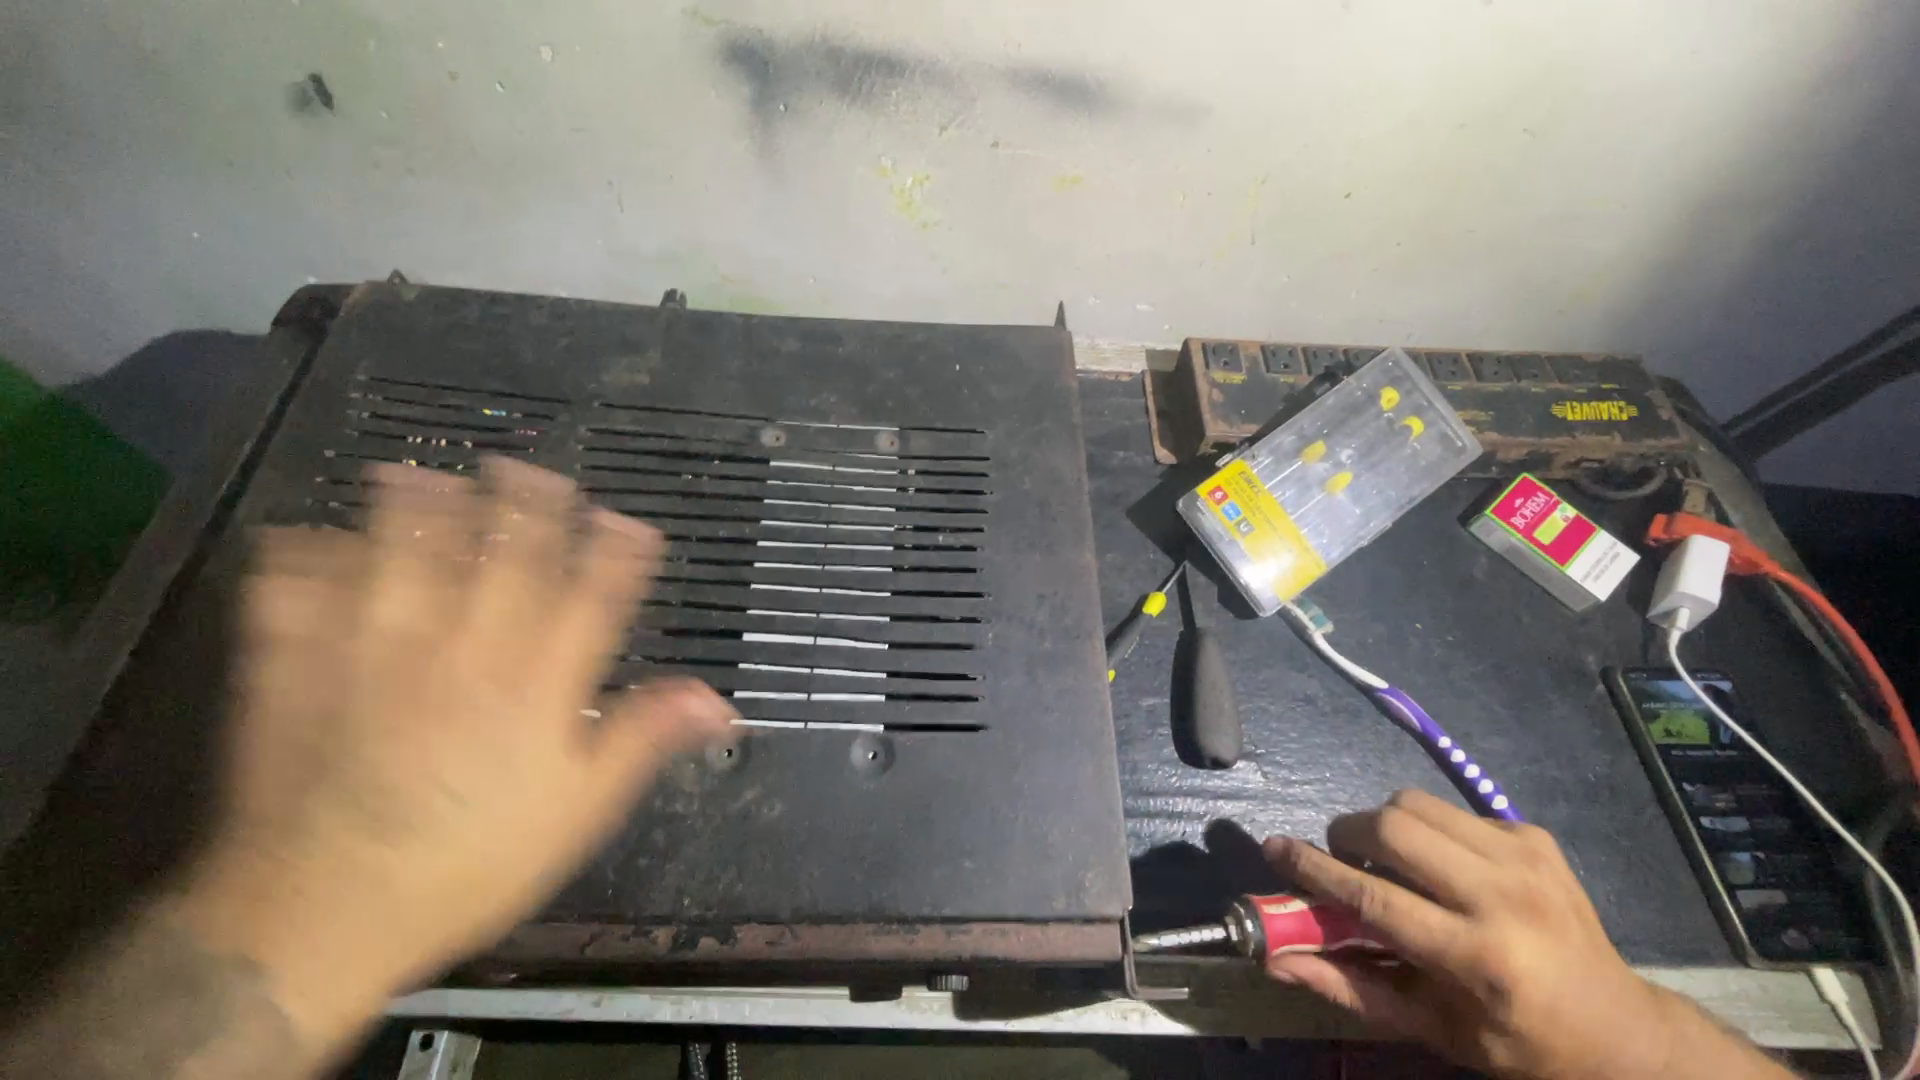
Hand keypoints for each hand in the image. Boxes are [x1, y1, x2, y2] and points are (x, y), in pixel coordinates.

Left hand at [165, 458, 735, 1052]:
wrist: (317, 918)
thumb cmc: (469, 862)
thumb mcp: (579, 812)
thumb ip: (643, 740)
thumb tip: (717, 698)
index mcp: (535, 685)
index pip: (590, 598)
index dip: (615, 554)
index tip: (629, 521)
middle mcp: (463, 651)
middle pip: (502, 559)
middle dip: (523, 508)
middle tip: (529, 468)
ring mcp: (376, 654)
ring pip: (402, 560)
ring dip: (414, 512)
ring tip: (421, 472)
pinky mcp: (300, 673)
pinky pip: (295, 601)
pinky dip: (300, 563)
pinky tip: (306, 536)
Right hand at [1264, 790, 1790, 1079]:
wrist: (1621, 1029)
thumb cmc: (1514, 1040)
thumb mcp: (1429, 1029)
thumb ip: (1347, 987)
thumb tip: (1275, 960)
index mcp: (1476, 957)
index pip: (1373, 896)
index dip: (1313, 869)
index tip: (1274, 849)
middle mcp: (1502, 897)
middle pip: (1391, 827)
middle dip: (1347, 834)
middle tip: (1344, 860)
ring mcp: (1524, 858)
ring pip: (1413, 803)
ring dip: (1383, 826)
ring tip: (1392, 862)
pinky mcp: (1534, 835)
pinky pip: (1449, 809)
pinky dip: (1428, 830)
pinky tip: (1445, 867)